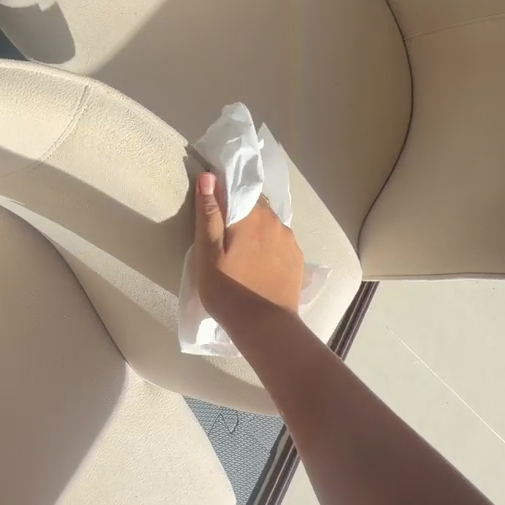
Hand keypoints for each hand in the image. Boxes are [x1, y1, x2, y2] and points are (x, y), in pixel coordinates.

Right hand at [193, 171, 304, 331]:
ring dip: (256, 229)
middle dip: (241, 212)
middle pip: (255, 205)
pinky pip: (279, 241)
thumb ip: (209, 213)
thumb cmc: (228, 288)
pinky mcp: (297, 259)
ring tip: (242, 252)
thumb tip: (209, 177)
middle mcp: (274, 221)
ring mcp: (289, 240)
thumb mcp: (208, 252)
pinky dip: (269, 245)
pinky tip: (259, 263)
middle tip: (225, 236)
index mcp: (251, 215)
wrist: (265, 328)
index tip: (214, 210)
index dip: (225, 195)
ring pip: (269, 223)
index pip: (239, 189)